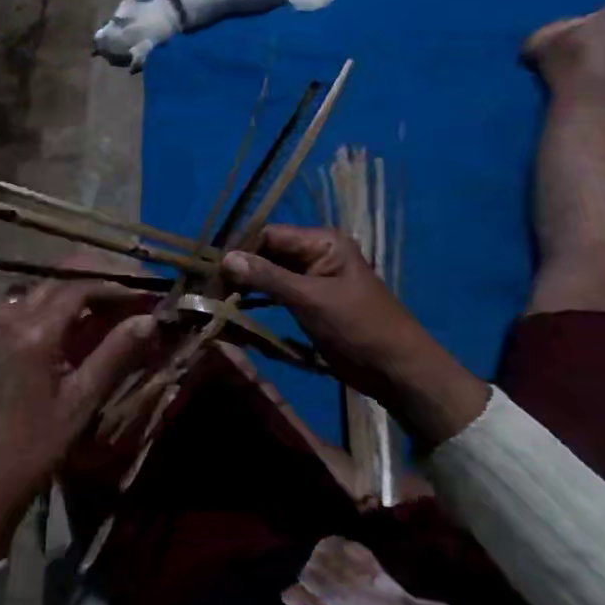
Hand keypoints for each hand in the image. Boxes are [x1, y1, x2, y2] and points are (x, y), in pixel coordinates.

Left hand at [0, 274, 160, 561]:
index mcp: (34, 332)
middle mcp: (10, 316)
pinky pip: (27, 302)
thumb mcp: (84, 398)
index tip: (145, 292)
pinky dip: (55, 302)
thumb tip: (149, 320)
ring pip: (43, 287)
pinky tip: (76, 319)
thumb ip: (116, 353)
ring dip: (76, 288)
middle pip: (60, 279)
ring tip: (110, 301)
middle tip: (132, 290)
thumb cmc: (40, 441)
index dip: (116, 285)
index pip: (79, 287)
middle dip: (98, 279)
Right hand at [223, 226, 487, 445]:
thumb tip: (225, 258)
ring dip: (245, 286)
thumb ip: (267, 277)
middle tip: (208, 288)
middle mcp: (315, 254)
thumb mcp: (310, 299)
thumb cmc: (359, 327)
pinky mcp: (309, 303)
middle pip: (266, 253)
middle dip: (238, 268)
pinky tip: (235, 310)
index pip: (268, 234)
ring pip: (268, 275)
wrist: (397, 370)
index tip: (210, 269)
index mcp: (322, 242)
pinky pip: (276, 294)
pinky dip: (257, 301)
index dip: (239, 249)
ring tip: (215, 299)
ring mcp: (312, 280)